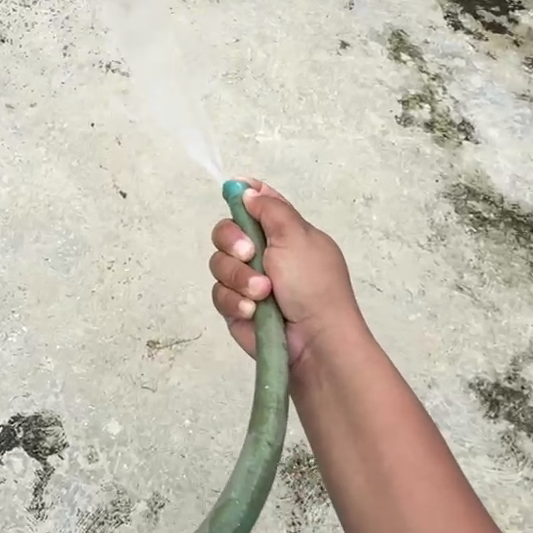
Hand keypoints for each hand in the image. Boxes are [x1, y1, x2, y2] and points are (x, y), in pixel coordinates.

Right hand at [208, 179, 364, 371]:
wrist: (314, 342)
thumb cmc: (313, 285)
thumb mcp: (298, 237)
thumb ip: (270, 209)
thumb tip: (247, 190)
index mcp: (285, 233)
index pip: (259, 203)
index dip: (244, 194)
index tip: (232, 191)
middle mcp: (264, 253)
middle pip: (226, 230)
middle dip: (231, 241)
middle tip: (248, 253)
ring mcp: (248, 280)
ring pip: (219, 263)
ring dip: (238, 277)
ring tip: (261, 293)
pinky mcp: (236, 305)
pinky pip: (219, 293)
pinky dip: (235, 301)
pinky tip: (253, 311)